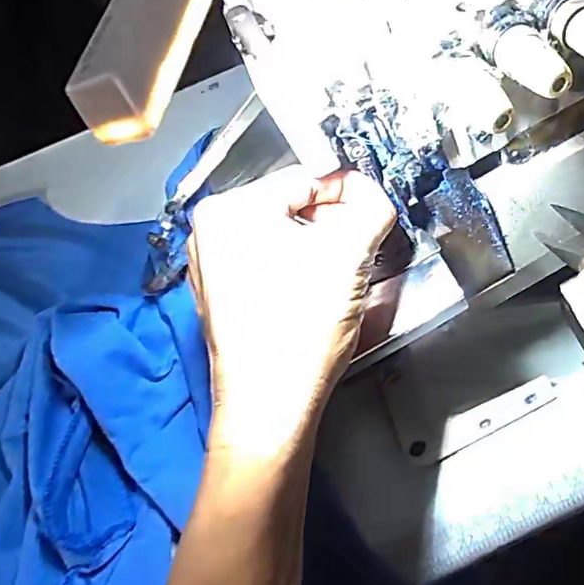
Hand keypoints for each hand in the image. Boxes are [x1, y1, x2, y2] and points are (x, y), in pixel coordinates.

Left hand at [187, 168, 396, 457]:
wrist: (270, 407)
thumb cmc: (296, 338)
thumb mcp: (350, 255)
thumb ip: (371, 207)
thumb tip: (371, 192)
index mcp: (231, 209)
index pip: (304, 177)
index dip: (345, 189)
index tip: (368, 204)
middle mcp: (211, 230)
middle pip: (289, 203)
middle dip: (329, 220)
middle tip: (358, 243)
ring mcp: (211, 261)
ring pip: (279, 232)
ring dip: (314, 244)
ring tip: (335, 274)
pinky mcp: (220, 290)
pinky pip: (264, 258)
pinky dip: (293, 265)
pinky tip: (311, 292)